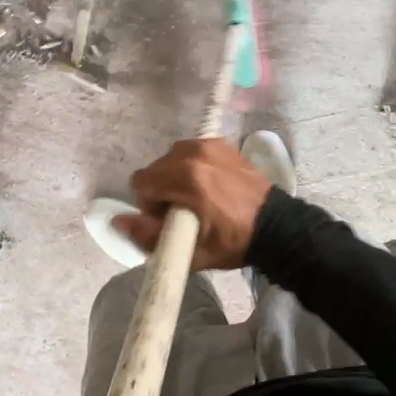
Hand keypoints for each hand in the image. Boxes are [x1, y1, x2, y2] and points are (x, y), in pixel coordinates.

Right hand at [113, 139, 272, 271]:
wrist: (276, 227)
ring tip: (196, 198)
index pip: (141, 182)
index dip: (149, 205)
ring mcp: (210, 145)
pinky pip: (191, 152)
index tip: (168, 220)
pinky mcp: (222, 144)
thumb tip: (118, 221)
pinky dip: (192, 166)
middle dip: (161, 190)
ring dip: (175, 177)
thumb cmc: (233, 242)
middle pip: (156, 168)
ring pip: (172, 158)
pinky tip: (209, 186)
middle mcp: (195, 153)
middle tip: (183, 212)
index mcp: (186, 177)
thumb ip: (149, 236)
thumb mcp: (190, 251)